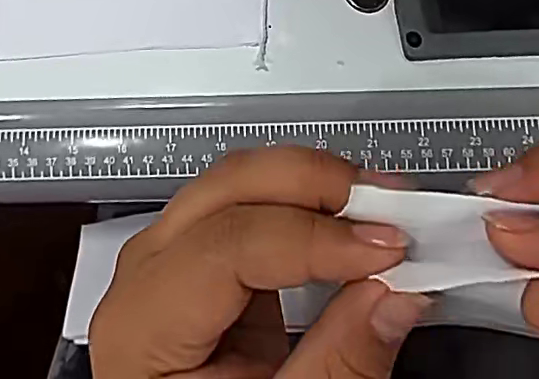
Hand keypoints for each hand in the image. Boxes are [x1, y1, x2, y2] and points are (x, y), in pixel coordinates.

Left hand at [90, 147, 432, 377]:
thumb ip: (338, 364)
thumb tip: (395, 296)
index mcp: (142, 321)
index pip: (230, 243)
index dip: (314, 238)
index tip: (385, 249)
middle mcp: (147, 267)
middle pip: (230, 187)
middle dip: (316, 184)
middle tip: (388, 207)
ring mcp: (171, 248)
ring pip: (241, 178)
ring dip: (315, 182)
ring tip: (377, 205)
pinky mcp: (203, 246)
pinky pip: (251, 198)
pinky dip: (305, 199)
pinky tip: (344, 216)